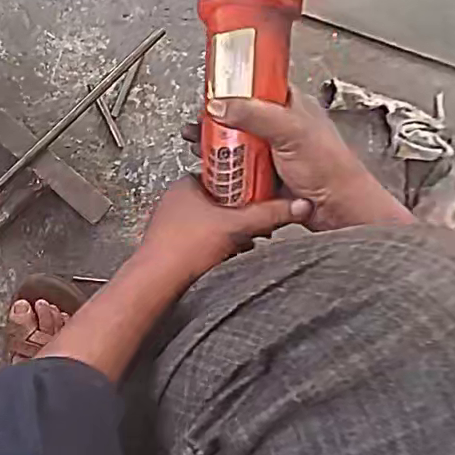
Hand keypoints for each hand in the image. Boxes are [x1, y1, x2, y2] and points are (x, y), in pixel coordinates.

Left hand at [132, 177, 307, 286]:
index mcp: (186, 185)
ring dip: (233, 230)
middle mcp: (177, 200)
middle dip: (242, 212)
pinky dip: (221, 244)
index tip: (264, 191)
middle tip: (257, 221)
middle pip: (222, 199)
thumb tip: (297, 206)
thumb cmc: (181, 248)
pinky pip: (205, 238)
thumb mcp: (235, 225)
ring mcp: (174, 222)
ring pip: (214, 220)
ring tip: (247, 239)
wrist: (157, 281)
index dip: (246, 183)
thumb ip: (269, 214)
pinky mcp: (176, 243)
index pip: (224, 173)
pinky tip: (232, 253)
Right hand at [205, 96, 414, 230]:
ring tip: (195, 143)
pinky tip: (209, 167)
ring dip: (213, 144)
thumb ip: (255, 115)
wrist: (335, 209)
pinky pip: (234, 167)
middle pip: (238, 116)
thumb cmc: (329, 168)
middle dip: (213, 119)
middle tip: (196, 122)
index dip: (233, 87)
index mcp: (289, 106)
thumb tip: (220, 105)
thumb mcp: (291, 131)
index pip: (256, 86)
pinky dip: (220, 167)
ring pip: (233, 142)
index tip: (211, 89)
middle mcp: (277, 126)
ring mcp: (267, 151)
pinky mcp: (260, 173)